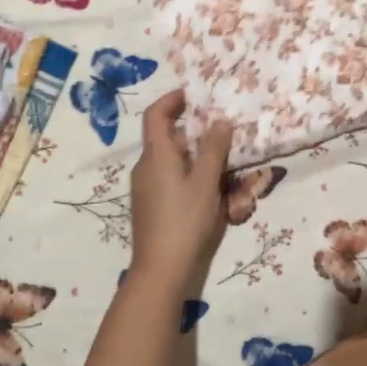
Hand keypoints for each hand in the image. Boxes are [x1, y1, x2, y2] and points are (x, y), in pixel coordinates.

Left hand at [128, 89, 232, 289]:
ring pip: (169, 158)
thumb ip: (214, 150)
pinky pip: (168, 176)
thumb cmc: (184, 221)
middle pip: (164, 136)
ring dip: (192, 152)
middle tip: (219, 128)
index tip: (194, 94)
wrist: (159, 270)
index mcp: (156, 155)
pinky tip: (208, 186)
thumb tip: (220, 121)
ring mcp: (145, 187)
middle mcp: (145, 166)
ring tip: (221, 158)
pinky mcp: (150, 205)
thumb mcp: (206, 183)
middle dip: (191, 128)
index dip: (172, 99)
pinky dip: (187, 171)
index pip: (155, 114)